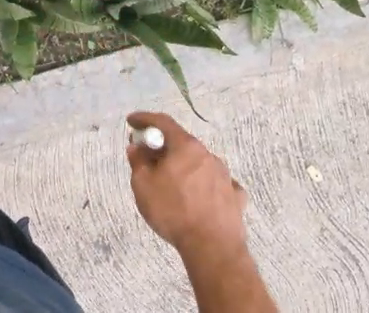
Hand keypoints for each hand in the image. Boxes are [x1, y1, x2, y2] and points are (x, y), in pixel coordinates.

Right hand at [125, 112, 248, 262]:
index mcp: (185, 146)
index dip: (145, 119)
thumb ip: (138, 161)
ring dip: (186, 167)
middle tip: (149, 158)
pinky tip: (202, 197)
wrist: (213, 249)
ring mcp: (226, 176)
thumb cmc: (173, 211)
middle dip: (164, 147)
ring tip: (174, 184)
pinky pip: (218, 184)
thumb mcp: (142, 184)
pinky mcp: (237, 198)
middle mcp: (208, 155)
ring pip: (200, 163)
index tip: (131, 122)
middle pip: (182, 143)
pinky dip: (207, 185)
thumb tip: (137, 148)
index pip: (163, 122)